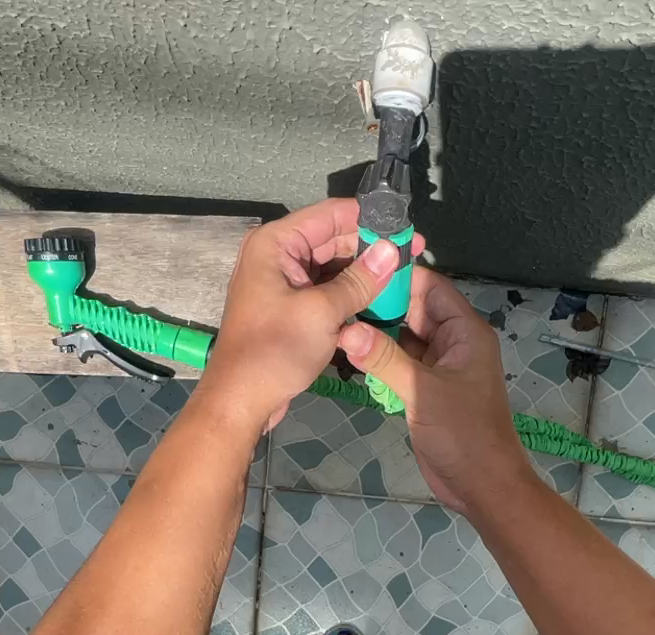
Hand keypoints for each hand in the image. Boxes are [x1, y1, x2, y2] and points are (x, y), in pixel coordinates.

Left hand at [194, 198, 414, 432]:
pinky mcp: (291, 310)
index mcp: (276, 244)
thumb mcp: (321, 313)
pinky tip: (380, 300)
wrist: (241, 400)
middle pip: (333, 240)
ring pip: (333, 268)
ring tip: (403, 278)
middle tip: (412, 256)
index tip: (407, 229)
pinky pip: (326, 293)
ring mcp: (284, 285)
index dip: (371, 219)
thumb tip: (393, 252)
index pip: (331, 215)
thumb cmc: (274, 351)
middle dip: (371, 248)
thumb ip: (359, 281)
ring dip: (364, 274)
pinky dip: (350, 295)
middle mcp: (278, 257)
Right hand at [338, 268, 536, 514]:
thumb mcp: (422, 391)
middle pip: (413, 310)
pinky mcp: (426, 390)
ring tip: (335, 320)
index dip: (397, 275)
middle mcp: (453, 343)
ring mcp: (439, 367)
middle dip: (379, 304)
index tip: (356, 266)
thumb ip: (384, 359)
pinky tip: (349, 354)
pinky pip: (400, 364)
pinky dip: (379, 359)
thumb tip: (346, 330)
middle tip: (335, 295)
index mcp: (465, 332)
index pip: (430, 287)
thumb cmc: (463, 434)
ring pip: (404, 338)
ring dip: (375, 333)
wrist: (482, 484)